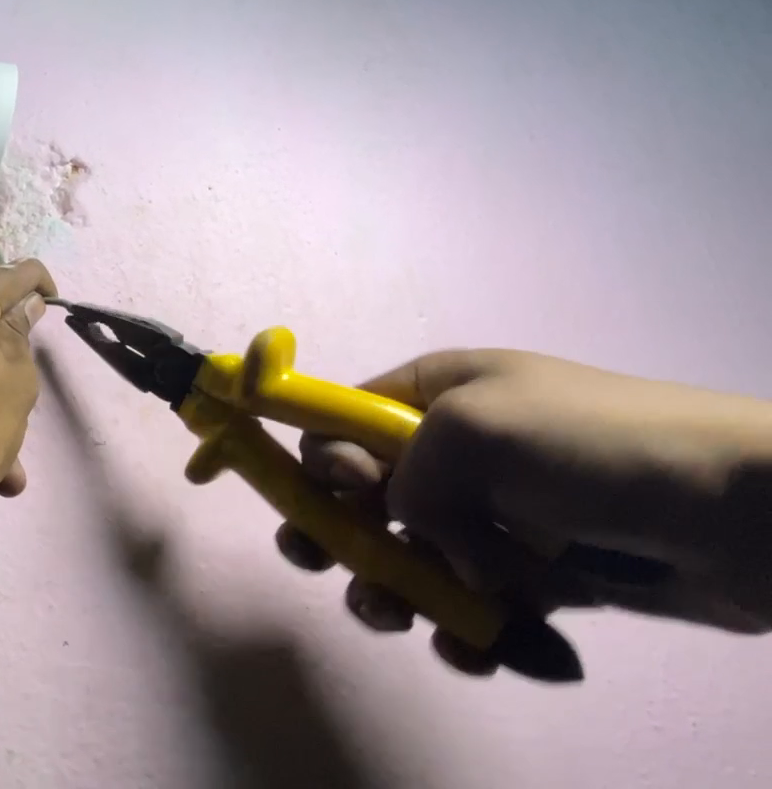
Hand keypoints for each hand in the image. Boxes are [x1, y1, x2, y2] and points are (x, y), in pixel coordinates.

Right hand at [279, 349, 771, 673]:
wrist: (758, 513)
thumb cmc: (594, 445)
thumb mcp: (473, 427)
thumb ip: (404, 474)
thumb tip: (418, 536)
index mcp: (431, 396)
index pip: (341, 422)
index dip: (323, 458)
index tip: (349, 491)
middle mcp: (451, 452)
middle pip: (358, 496)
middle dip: (336, 535)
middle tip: (319, 562)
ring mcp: (494, 516)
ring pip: (409, 560)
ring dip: (396, 595)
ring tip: (408, 620)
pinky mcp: (539, 577)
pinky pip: (475, 607)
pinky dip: (471, 636)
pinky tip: (482, 652)